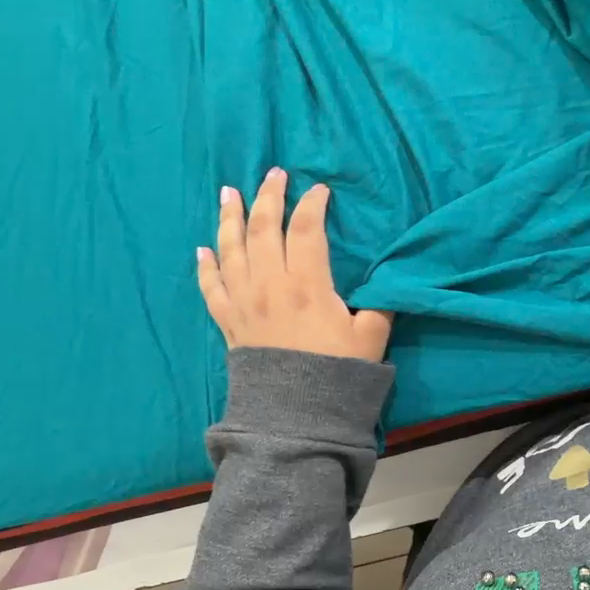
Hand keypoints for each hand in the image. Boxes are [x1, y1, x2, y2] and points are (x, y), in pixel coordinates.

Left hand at [197, 167, 393, 361]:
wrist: (296, 416)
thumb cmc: (337, 373)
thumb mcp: (372, 335)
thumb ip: (380, 302)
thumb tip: (387, 280)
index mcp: (307, 284)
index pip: (307, 230)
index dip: (313, 205)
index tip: (320, 189)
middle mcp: (270, 285)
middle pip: (264, 229)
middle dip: (269, 197)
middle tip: (273, 173)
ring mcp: (244, 302)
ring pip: (231, 250)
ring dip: (229, 218)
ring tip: (228, 192)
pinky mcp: (228, 322)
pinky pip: (210, 287)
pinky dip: (205, 266)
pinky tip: (202, 249)